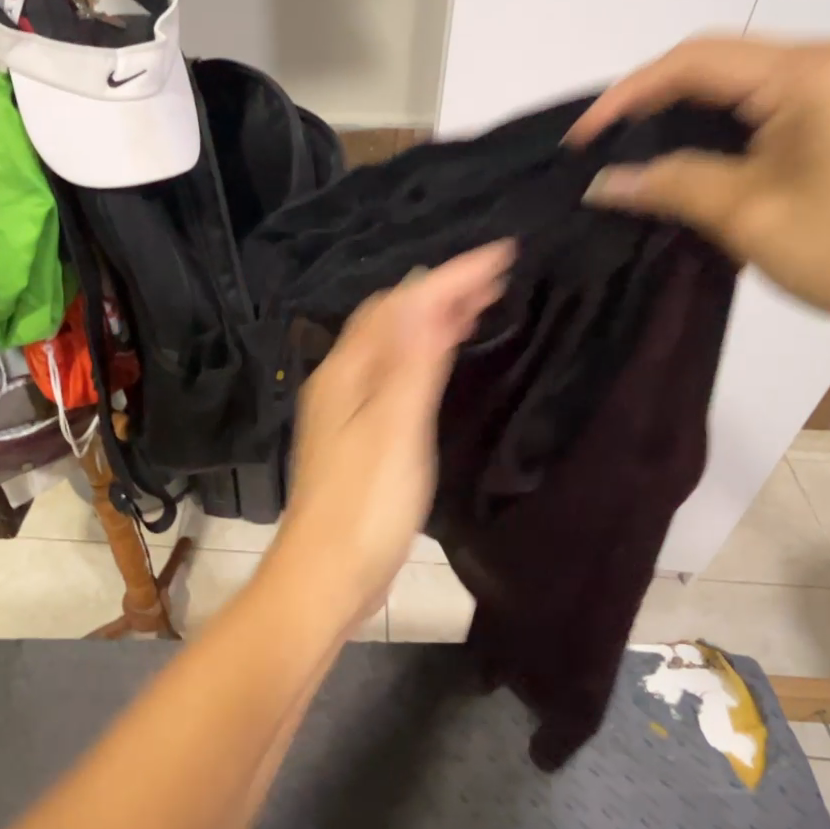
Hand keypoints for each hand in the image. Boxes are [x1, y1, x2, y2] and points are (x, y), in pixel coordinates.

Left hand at [264, 241, 513, 633]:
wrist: (327, 574)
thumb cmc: (364, 507)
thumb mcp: (396, 430)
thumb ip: (413, 364)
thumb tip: (428, 296)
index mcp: (347, 372)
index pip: (401, 304)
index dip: (450, 277)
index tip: (502, 254)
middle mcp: (341, 381)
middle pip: (392, 319)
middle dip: (441, 292)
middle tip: (497, 276)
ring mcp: (348, 409)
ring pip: (393, 346)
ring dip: (433, 320)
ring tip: (478, 304)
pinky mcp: (360, 437)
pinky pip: (394, 374)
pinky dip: (424, 354)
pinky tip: (441, 361)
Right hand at [568, 35, 829, 323]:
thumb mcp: (748, 215)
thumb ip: (670, 184)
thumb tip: (604, 180)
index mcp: (809, 71)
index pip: (693, 61)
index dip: (626, 96)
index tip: (580, 142)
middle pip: (719, 66)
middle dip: (653, 106)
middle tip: (605, 153)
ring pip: (744, 89)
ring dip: (688, 122)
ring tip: (640, 163)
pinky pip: (773, 110)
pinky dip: (725, 134)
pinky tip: (698, 168)